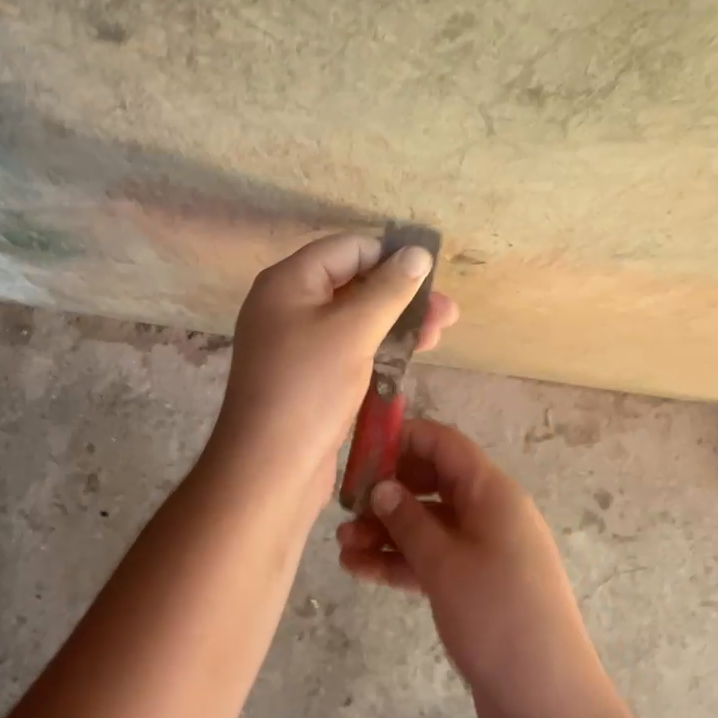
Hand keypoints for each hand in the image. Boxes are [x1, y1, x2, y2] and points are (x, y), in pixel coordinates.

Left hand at [205, 234, 457, 513]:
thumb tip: (417, 253)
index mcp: (288, 281)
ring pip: (353, 318)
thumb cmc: (309, 388)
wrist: (269, 469)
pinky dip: (377, 348)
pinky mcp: (306, 375)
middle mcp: (287, 305)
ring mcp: (295, 342)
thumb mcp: (354, 331)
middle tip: (448, 313)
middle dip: (400, 295)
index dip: (389, 258)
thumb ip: (389, 289)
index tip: (431, 278)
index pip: (347, 249)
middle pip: (353, 282)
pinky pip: (346, 348)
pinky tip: (410, 356)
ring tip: (439, 334)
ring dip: (395, 322)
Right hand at [336, 420, 644, 717]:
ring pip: (427, 525)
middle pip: (431, 484)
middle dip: (387, 492)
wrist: (547, 703)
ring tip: (342, 546)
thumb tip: (381, 487)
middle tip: (345, 506)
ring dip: (385, 532)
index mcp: (492, 493)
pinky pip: (432, 559)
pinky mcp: (475, 587)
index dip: (403, 438)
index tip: (360, 449)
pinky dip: (399, 562)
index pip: (443, 444)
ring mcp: (483, 552)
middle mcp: (489, 514)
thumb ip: (408, 520)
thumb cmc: (498, 616)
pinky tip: (360, 570)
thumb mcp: (445, 563)